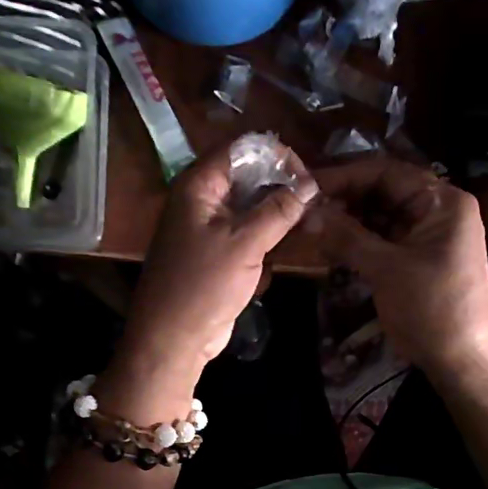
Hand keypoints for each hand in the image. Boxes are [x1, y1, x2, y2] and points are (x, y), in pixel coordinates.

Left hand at [97, 142, 317, 422]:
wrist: (172, 338)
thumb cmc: (202, 285)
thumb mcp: (245, 244)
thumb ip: (278, 211)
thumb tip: (310, 185)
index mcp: (199, 186)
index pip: (243, 150)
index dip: (277, 157)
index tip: (307, 179)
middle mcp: (203, 200)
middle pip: (251, 179)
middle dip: (283, 191)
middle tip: (314, 208)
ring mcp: (210, 228)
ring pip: (253, 210)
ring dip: (279, 221)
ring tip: (307, 232)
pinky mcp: (219, 254)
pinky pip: (249, 237)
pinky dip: (266, 244)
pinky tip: (277, 261)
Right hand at [314, 158, 487, 380]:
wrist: (462, 361)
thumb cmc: (431, 309)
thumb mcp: (386, 269)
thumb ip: (346, 236)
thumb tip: (307, 212)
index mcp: (443, 202)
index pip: (387, 172)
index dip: (345, 176)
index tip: (307, 187)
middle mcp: (438, 211)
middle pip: (383, 191)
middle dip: (344, 200)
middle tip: (305, 211)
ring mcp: (428, 236)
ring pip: (380, 216)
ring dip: (348, 222)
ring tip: (312, 229)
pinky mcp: (418, 259)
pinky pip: (384, 239)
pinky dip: (359, 242)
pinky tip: (331, 248)